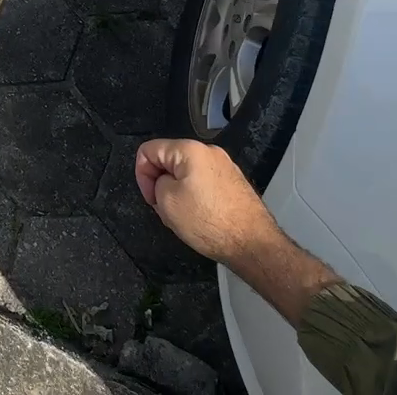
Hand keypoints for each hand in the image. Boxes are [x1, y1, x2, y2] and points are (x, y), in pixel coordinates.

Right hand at [135, 138, 278, 266]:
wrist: (254, 245)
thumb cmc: (210, 223)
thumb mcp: (166, 201)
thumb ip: (156, 182)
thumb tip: (165, 182)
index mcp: (190, 149)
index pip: (149, 150)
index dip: (142, 174)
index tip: (150, 197)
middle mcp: (210, 152)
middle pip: (169, 160)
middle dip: (161, 183)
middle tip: (164, 208)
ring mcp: (225, 167)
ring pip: (186, 173)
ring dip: (178, 192)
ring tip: (184, 216)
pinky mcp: (235, 183)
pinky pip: (204, 183)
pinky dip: (196, 197)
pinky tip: (201, 218)